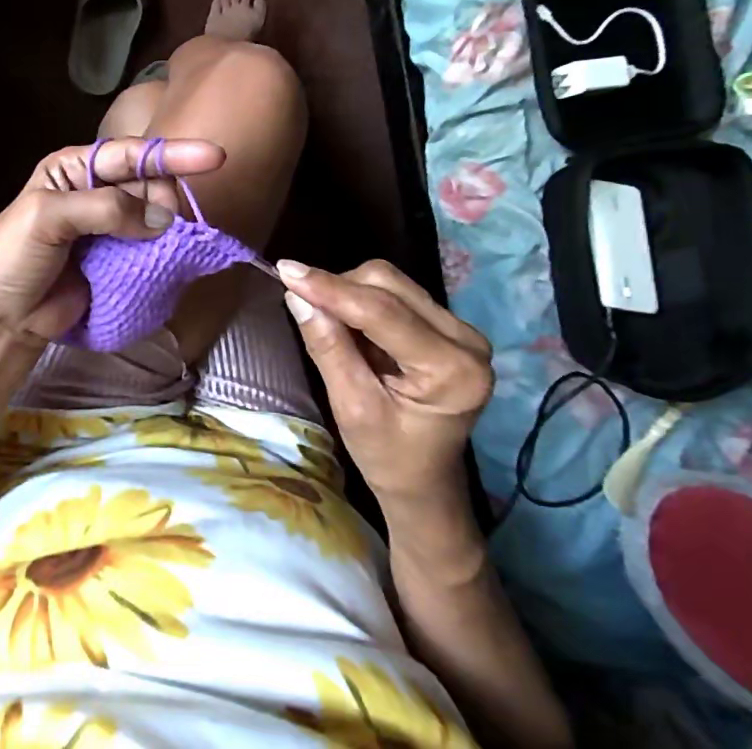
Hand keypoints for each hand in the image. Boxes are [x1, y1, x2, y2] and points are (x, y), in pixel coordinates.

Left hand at [0, 137, 226, 345]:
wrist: (1, 319)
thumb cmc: (11, 260)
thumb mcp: (46, 219)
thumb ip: (104, 209)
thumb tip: (162, 220)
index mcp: (71, 170)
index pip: (128, 155)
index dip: (171, 154)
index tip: (214, 157)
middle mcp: (93, 192)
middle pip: (148, 184)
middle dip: (165, 200)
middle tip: (163, 229)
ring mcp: (107, 229)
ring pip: (154, 217)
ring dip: (167, 229)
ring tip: (166, 247)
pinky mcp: (116, 261)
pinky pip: (150, 249)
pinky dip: (164, 252)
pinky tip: (170, 260)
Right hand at [276, 260, 492, 506]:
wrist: (423, 480)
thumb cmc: (387, 455)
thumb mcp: (352, 407)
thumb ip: (328, 348)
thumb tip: (296, 297)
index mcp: (451, 370)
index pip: (382, 312)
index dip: (330, 287)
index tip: (285, 270)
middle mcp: (467, 341)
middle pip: (389, 285)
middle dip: (339, 288)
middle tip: (300, 302)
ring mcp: (461, 331)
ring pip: (391, 284)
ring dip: (348, 292)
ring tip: (325, 320)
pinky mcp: (448, 328)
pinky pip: (396, 295)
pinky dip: (361, 301)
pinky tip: (346, 324)